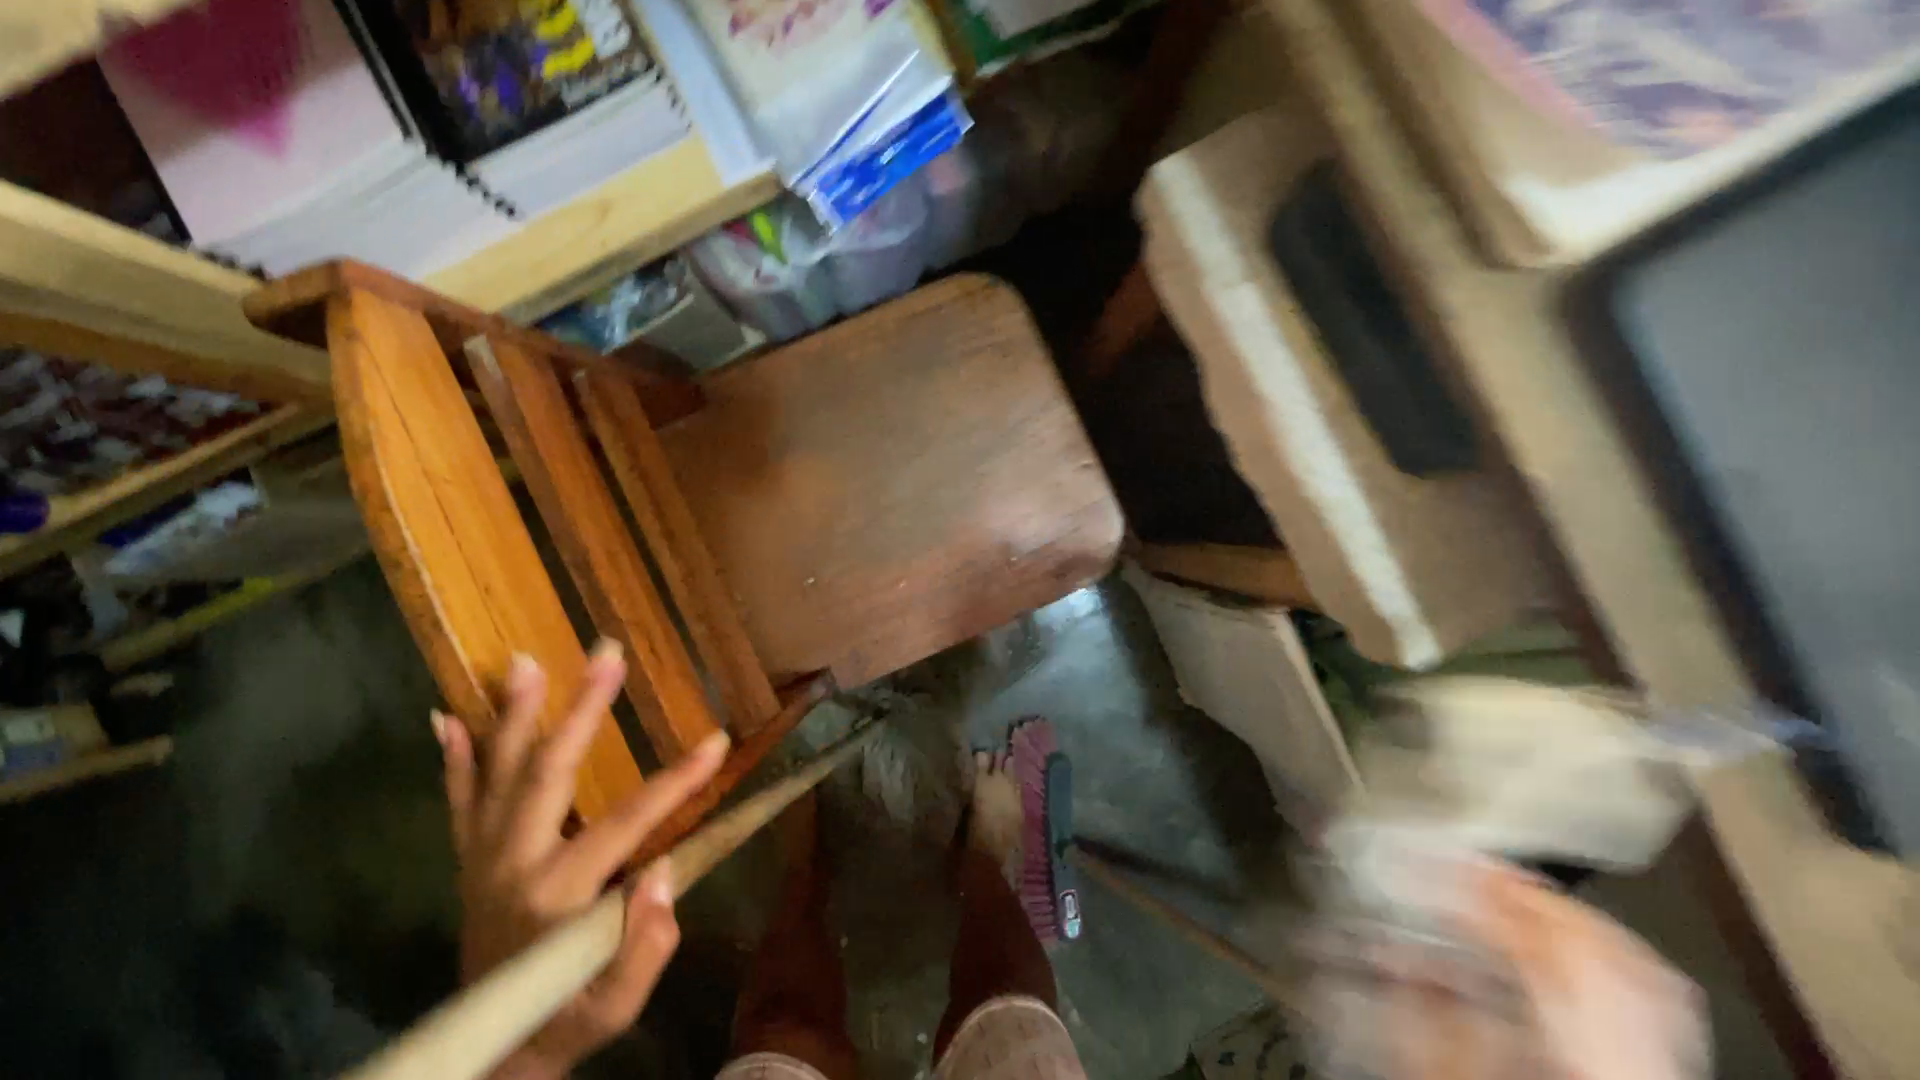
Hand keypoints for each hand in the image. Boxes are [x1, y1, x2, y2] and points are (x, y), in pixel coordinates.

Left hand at [431, 640, 729, 1079]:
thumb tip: (665, 875)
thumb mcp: (618, 1004)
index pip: (627, 823)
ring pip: (498, 776)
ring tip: (523, 662)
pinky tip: (448, 718)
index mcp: (559, 896)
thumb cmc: (571, 1018)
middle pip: (548, 775)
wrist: (495, 1052)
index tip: (717, 741)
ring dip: (513, 717)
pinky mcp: (470, 863)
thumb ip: (645, 948)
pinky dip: (455, 760)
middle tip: (606, 656)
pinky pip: (460, 802)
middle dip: (580, 711)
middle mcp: (513, 865)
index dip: (675, 781)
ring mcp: (484, 861)